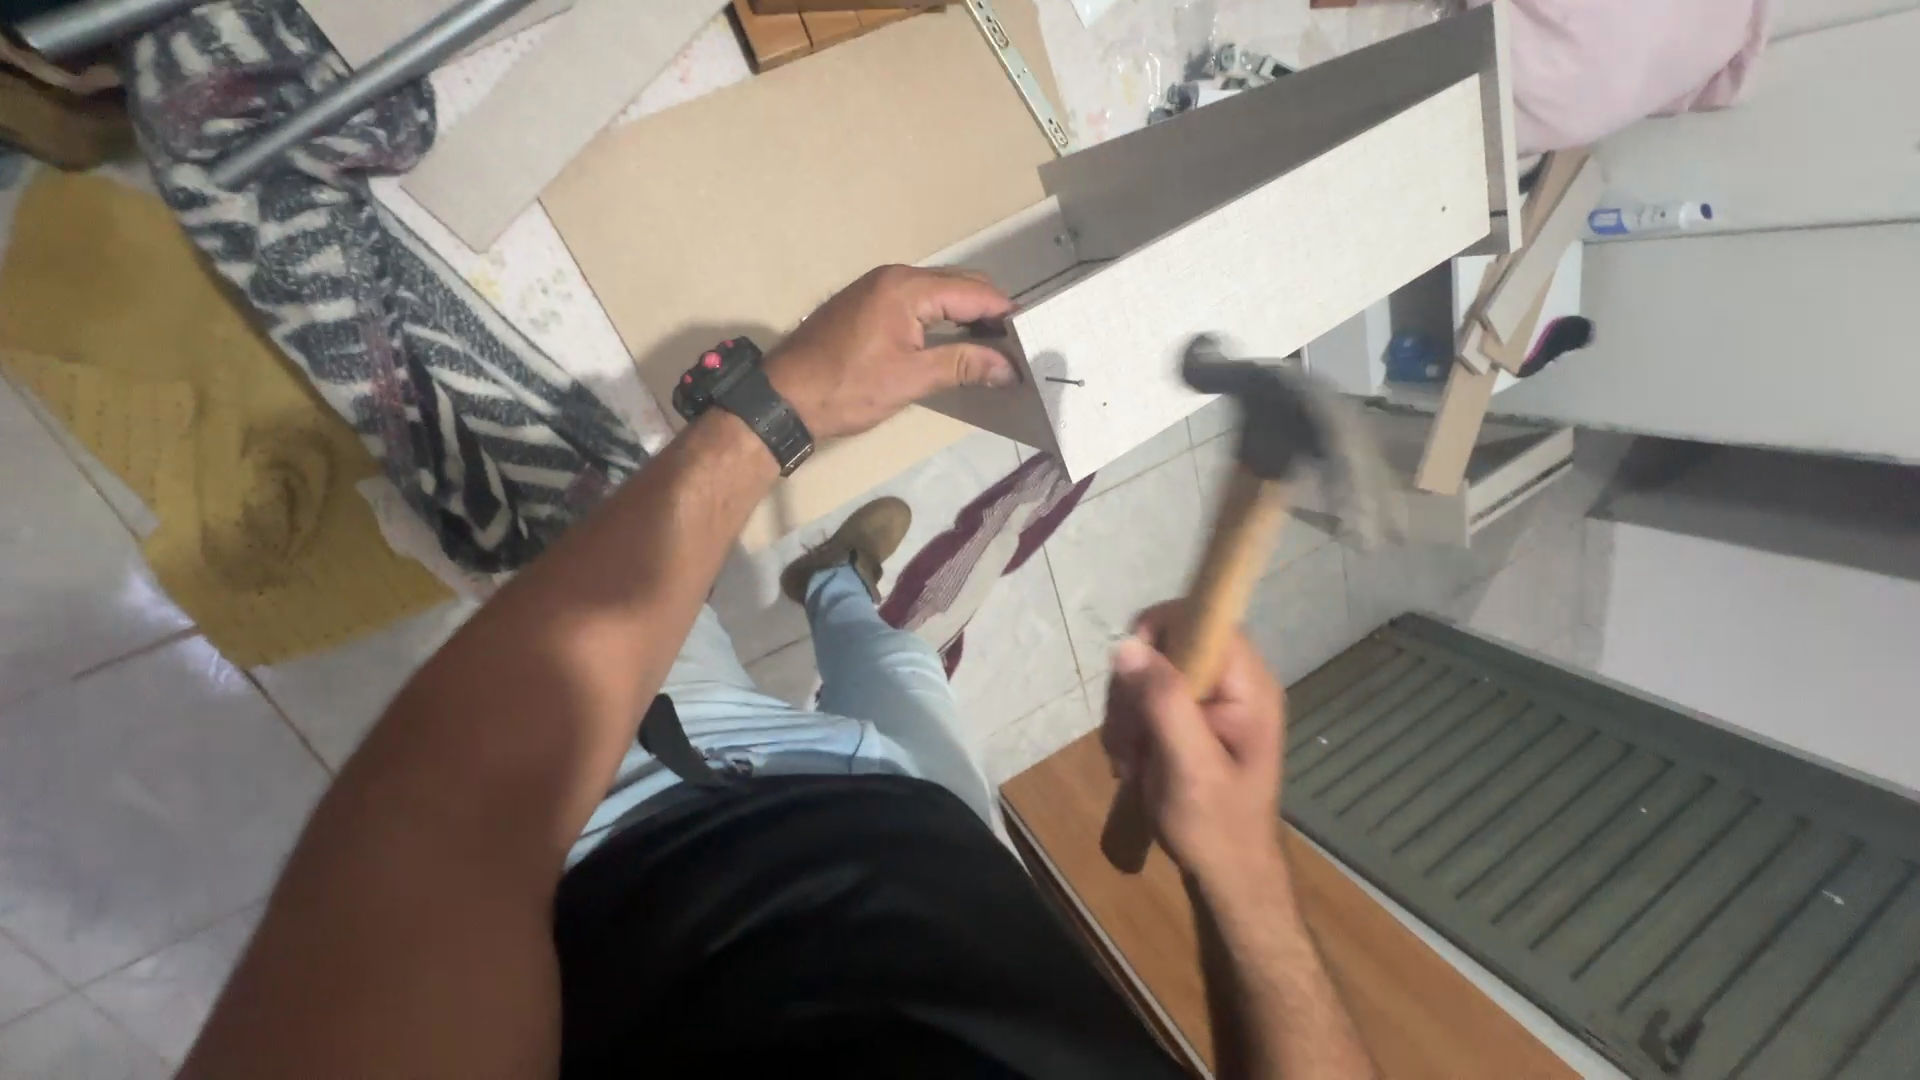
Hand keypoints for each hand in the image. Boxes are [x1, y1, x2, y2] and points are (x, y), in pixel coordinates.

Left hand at [762, 265, 1017, 440]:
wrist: (783, 398)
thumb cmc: (846, 389)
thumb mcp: (910, 379)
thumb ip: (962, 365)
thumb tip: (1007, 367)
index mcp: (906, 288)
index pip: (972, 292)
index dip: (1004, 314)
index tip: (1031, 336)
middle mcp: (893, 277)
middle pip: (957, 285)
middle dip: (988, 311)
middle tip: (1015, 345)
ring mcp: (877, 288)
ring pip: (937, 292)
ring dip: (965, 314)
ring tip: (991, 347)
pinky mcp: (867, 305)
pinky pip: (917, 301)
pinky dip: (941, 317)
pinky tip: (953, 342)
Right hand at [1102, 604, 1287, 884]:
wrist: (1227, 879)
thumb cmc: (1216, 827)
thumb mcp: (1188, 766)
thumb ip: (1162, 701)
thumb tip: (1127, 644)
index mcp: (1248, 687)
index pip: (1204, 620)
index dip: (1162, 630)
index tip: (1131, 672)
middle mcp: (1231, 684)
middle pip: (1167, 645)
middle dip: (1134, 689)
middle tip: (1129, 739)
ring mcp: (1210, 702)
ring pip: (1148, 673)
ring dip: (1126, 714)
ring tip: (1130, 760)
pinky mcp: (1190, 719)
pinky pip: (1145, 698)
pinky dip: (1128, 727)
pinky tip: (1132, 763)